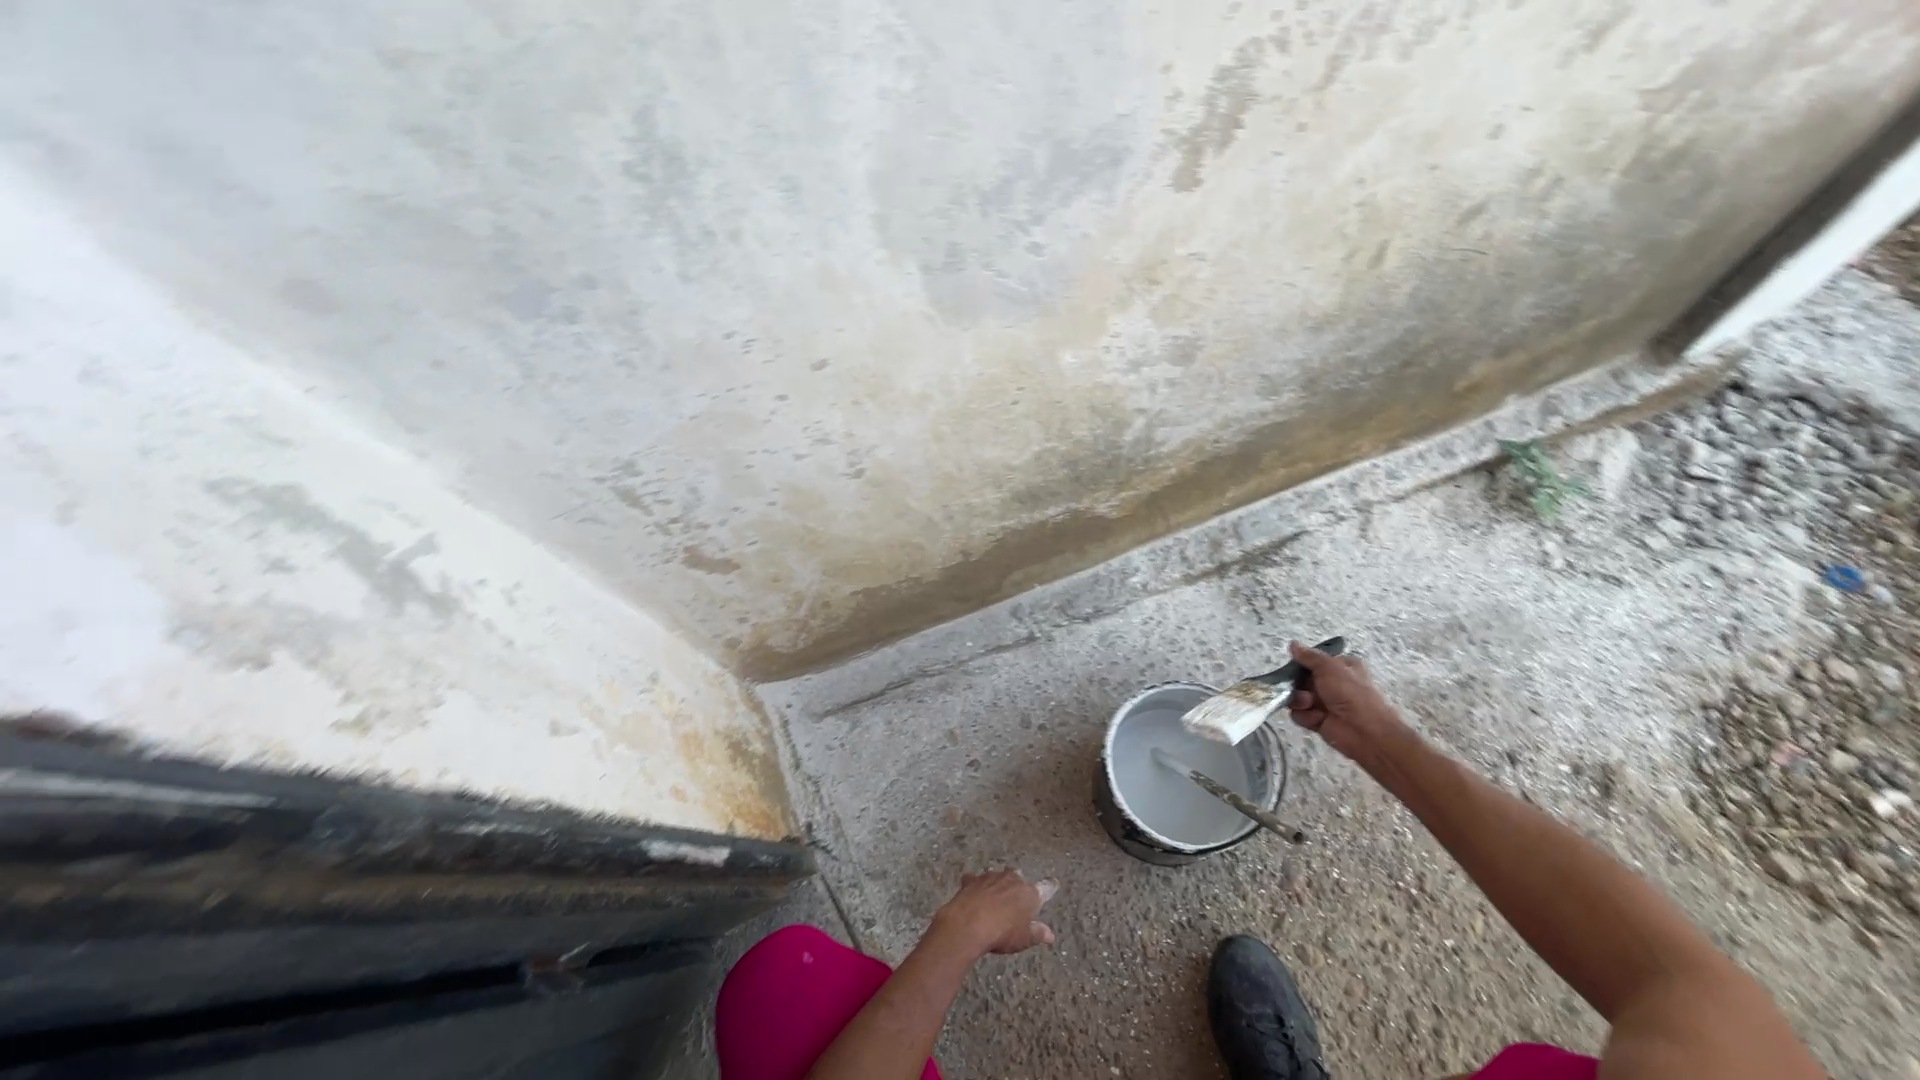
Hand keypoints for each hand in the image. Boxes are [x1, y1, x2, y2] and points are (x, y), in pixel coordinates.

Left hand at [928, 869, 1057, 957]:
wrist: (968, 925)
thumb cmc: (1002, 933)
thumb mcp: (1024, 939)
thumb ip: (1037, 934)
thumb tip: (1050, 935)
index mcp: (1030, 893)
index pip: (1046, 888)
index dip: (1050, 887)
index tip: (1054, 883)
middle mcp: (1012, 879)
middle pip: (1018, 879)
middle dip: (1017, 887)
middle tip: (1014, 903)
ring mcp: (991, 877)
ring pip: (998, 877)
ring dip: (997, 886)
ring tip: (993, 901)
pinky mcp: (972, 880)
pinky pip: (975, 880)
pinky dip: (975, 886)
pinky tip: (972, 894)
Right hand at [1285, 640, 1409, 763]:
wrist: (1365, 731)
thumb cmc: (1350, 693)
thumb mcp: (1330, 667)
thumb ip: (1309, 657)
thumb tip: (1293, 643)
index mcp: (1341, 667)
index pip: (1314, 661)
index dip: (1302, 664)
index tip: (1294, 666)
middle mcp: (1333, 683)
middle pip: (1302, 680)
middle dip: (1297, 685)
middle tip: (1301, 688)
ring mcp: (1325, 703)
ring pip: (1298, 697)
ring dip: (1299, 700)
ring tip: (1309, 704)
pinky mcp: (1319, 720)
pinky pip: (1301, 714)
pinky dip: (1305, 716)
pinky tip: (1316, 718)